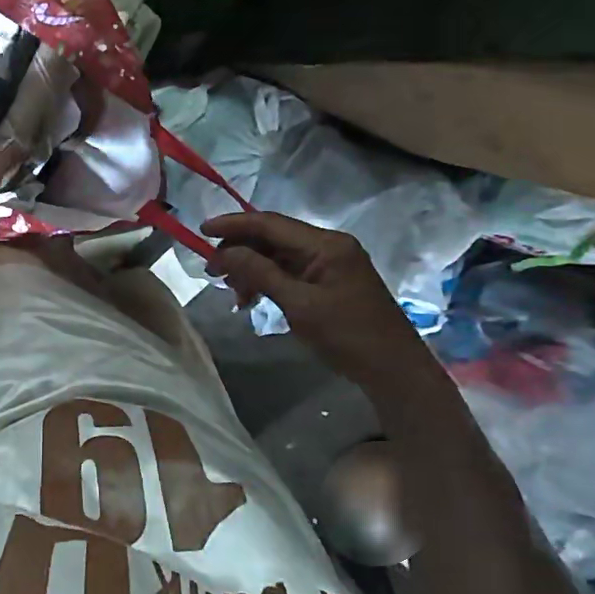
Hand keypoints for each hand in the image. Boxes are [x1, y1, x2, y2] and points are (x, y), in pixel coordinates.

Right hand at [203, 213, 430, 392]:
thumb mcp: (299, 304)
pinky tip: (250, 299)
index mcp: (326, 244)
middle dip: (239, 251)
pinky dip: (266, 281)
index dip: (233, 224)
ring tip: (230, 291)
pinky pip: (288, 272)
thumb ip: (261, 273)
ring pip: (278, 256)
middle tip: (211, 271)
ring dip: (250, 269)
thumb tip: (225, 252)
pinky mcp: (328, 281)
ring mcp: (329, 263)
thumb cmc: (347, 335)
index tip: (201, 230)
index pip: (270, 224)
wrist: (392, 369)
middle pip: (272, 237)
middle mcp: (328, 246)